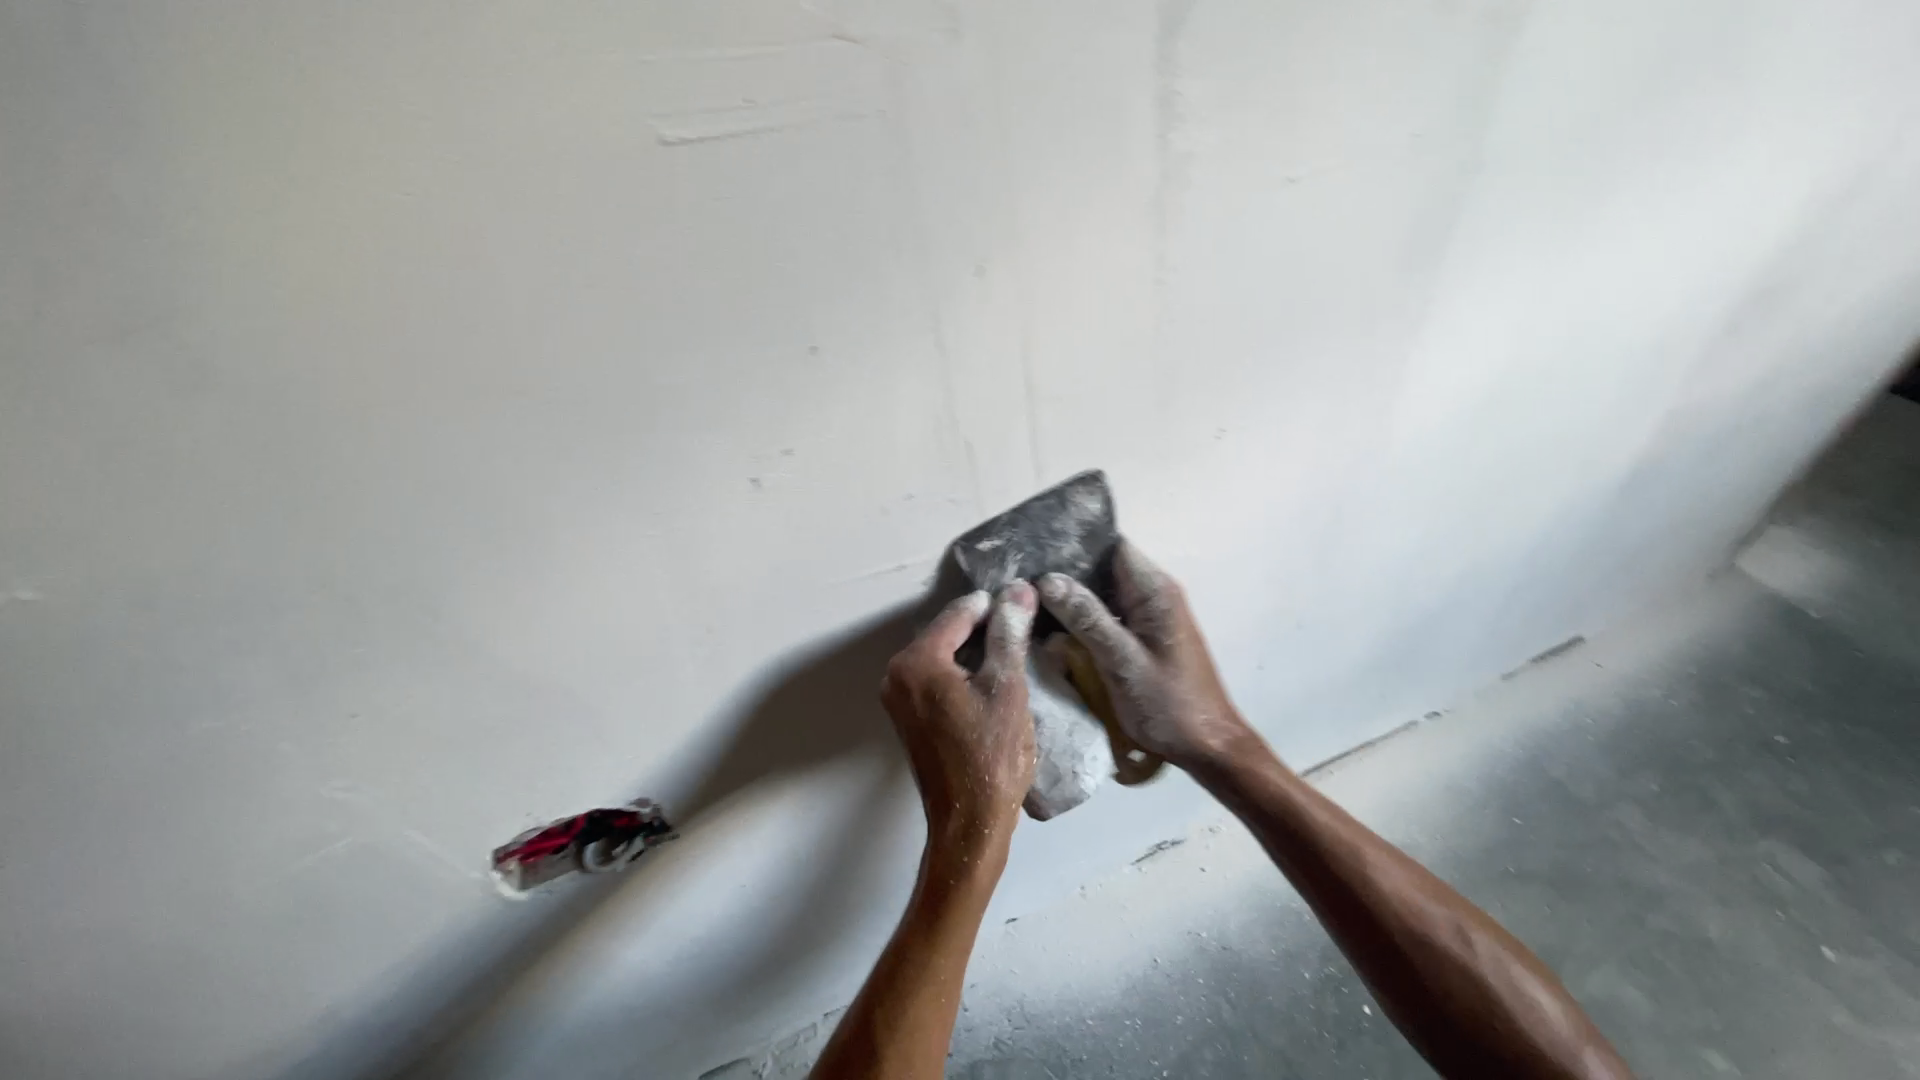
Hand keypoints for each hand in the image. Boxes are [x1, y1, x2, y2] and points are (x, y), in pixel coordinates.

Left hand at [881, 583, 1038, 856]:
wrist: (969, 822)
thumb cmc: (991, 755)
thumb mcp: (1007, 688)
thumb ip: (1008, 635)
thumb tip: (1018, 591)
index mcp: (916, 661)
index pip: (959, 613)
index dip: (994, 606)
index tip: (1025, 602)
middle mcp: (896, 674)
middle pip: (945, 634)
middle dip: (981, 627)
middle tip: (1022, 627)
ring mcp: (897, 698)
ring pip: (940, 657)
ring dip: (972, 652)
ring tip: (1012, 652)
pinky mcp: (906, 717)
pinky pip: (934, 679)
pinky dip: (959, 674)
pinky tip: (990, 680)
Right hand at [1036, 541, 1252, 769]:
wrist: (1207, 747)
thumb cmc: (1169, 704)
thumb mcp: (1122, 661)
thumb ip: (1086, 618)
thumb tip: (1047, 579)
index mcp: (1154, 590)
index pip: (1111, 545)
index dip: (1073, 544)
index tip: (1033, 551)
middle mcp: (1153, 594)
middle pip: (1103, 567)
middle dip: (1065, 572)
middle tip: (1019, 578)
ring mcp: (1148, 615)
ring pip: (1102, 592)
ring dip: (1070, 597)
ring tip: (1026, 599)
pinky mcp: (1142, 636)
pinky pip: (1107, 616)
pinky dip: (1081, 619)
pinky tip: (1051, 626)